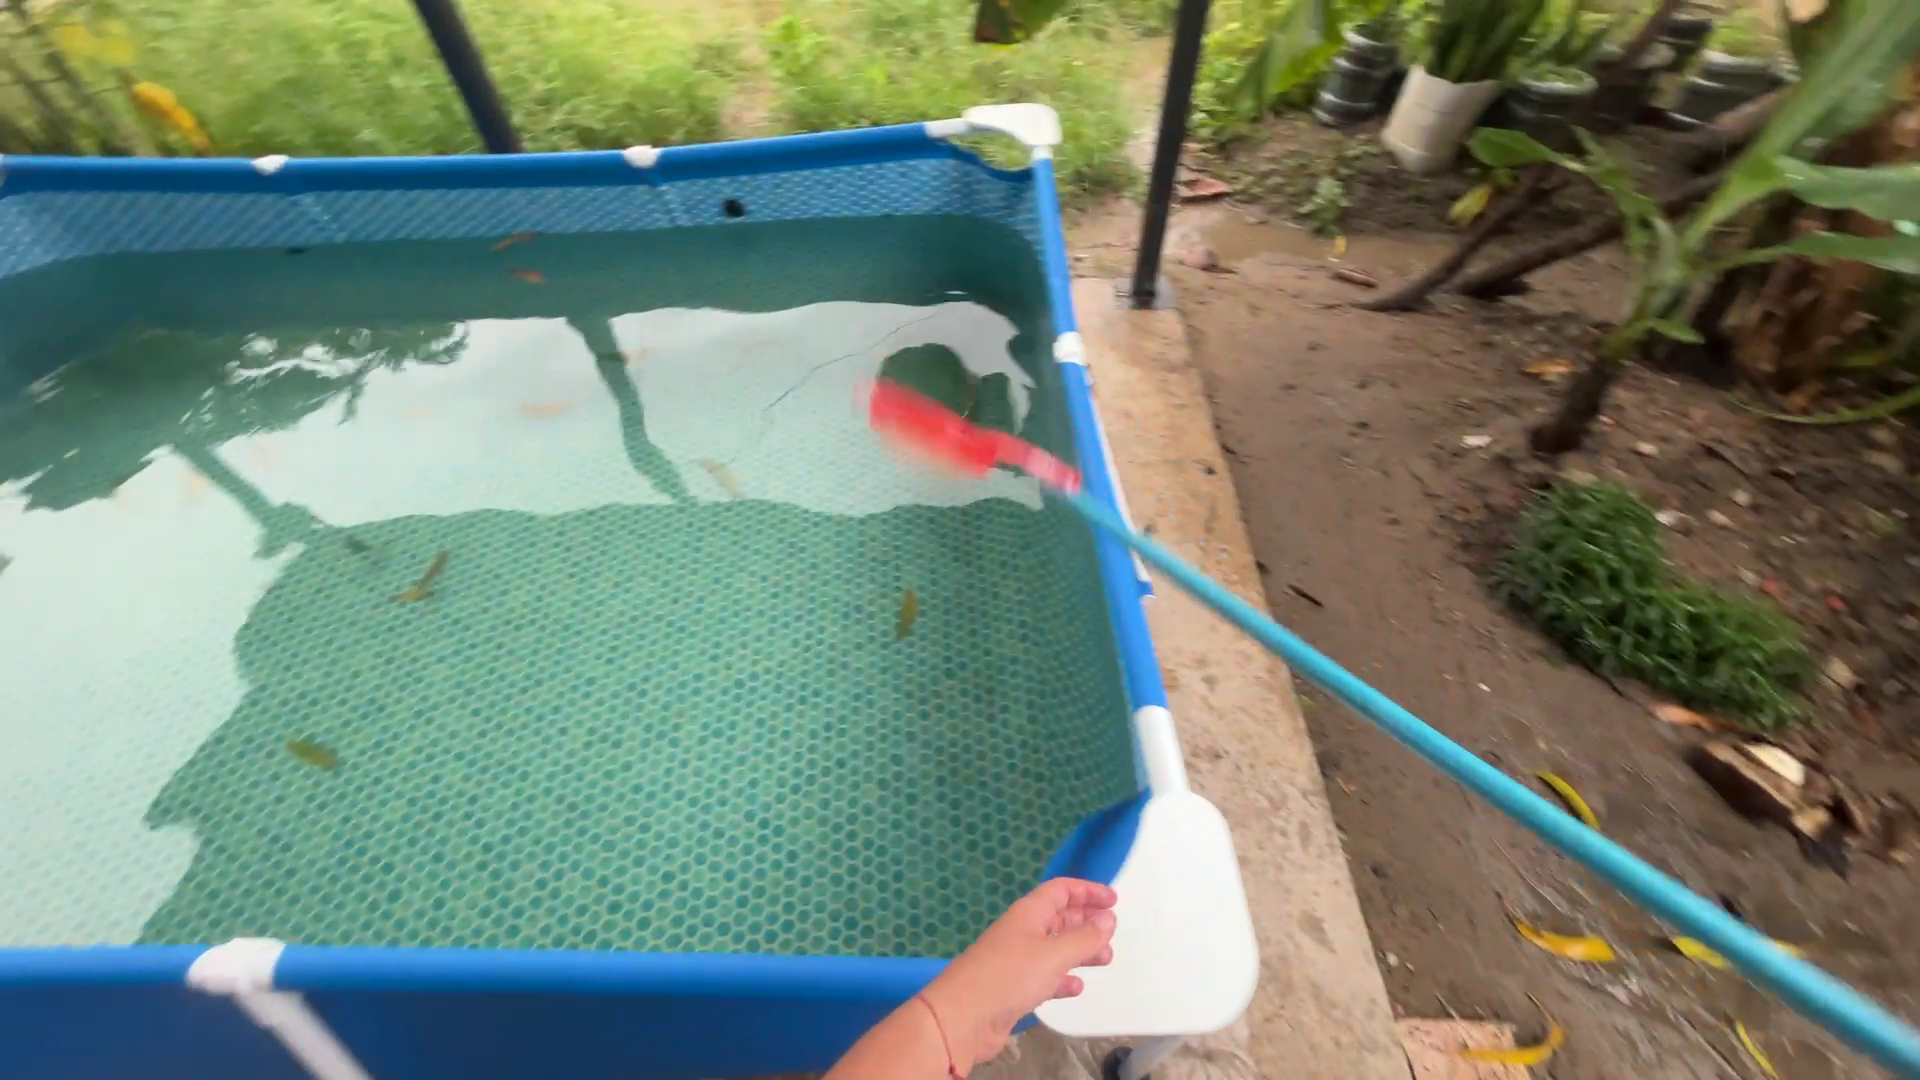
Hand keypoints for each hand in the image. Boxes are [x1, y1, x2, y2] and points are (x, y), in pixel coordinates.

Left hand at [919, 878, 1118, 1072]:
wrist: (964, 1015)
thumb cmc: (1009, 975)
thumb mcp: (1053, 954)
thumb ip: (1083, 938)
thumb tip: (1108, 918)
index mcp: (1029, 912)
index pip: (1061, 889)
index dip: (1087, 891)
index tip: (1113, 899)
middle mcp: (1023, 930)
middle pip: (1059, 916)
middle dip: (1086, 921)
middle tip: (1112, 930)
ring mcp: (1017, 958)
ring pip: (1055, 947)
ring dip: (1079, 950)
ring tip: (1105, 958)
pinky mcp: (1014, 986)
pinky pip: (1045, 975)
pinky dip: (1062, 978)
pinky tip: (1077, 986)